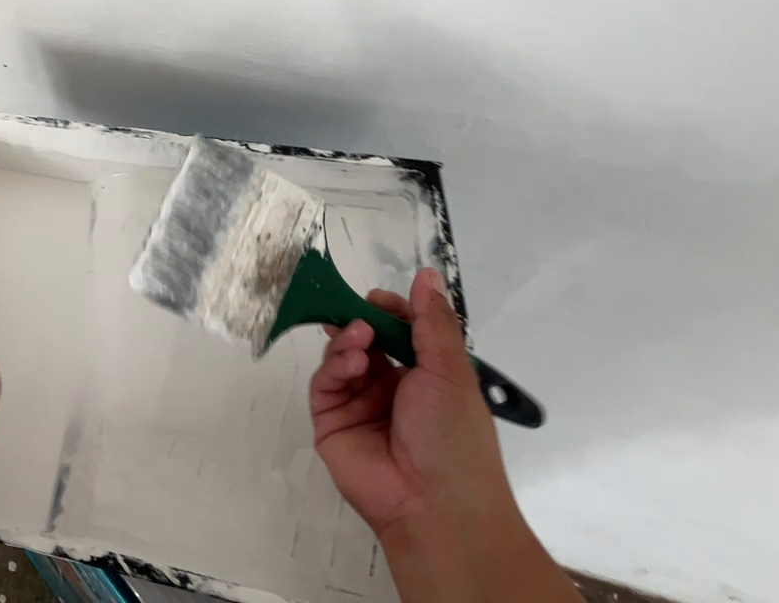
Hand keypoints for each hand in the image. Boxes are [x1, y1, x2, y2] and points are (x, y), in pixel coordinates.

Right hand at [310, 268, 580, 602]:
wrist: (434, 505)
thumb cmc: (454, 437)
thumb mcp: (451, 373)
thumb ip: (431, 322)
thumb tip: (427, 273)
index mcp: (425, 379)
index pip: (400, 333)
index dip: (389, 312)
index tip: (378, 298)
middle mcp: (390, 388)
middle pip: (366, 341)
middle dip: (360, 322)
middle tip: (357, 312)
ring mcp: (358, 403)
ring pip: (342, 356)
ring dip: (349, 341)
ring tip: (360, 339)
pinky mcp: (330, 418)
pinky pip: (325, 382)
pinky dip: (334, 366)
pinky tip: (351, 361)